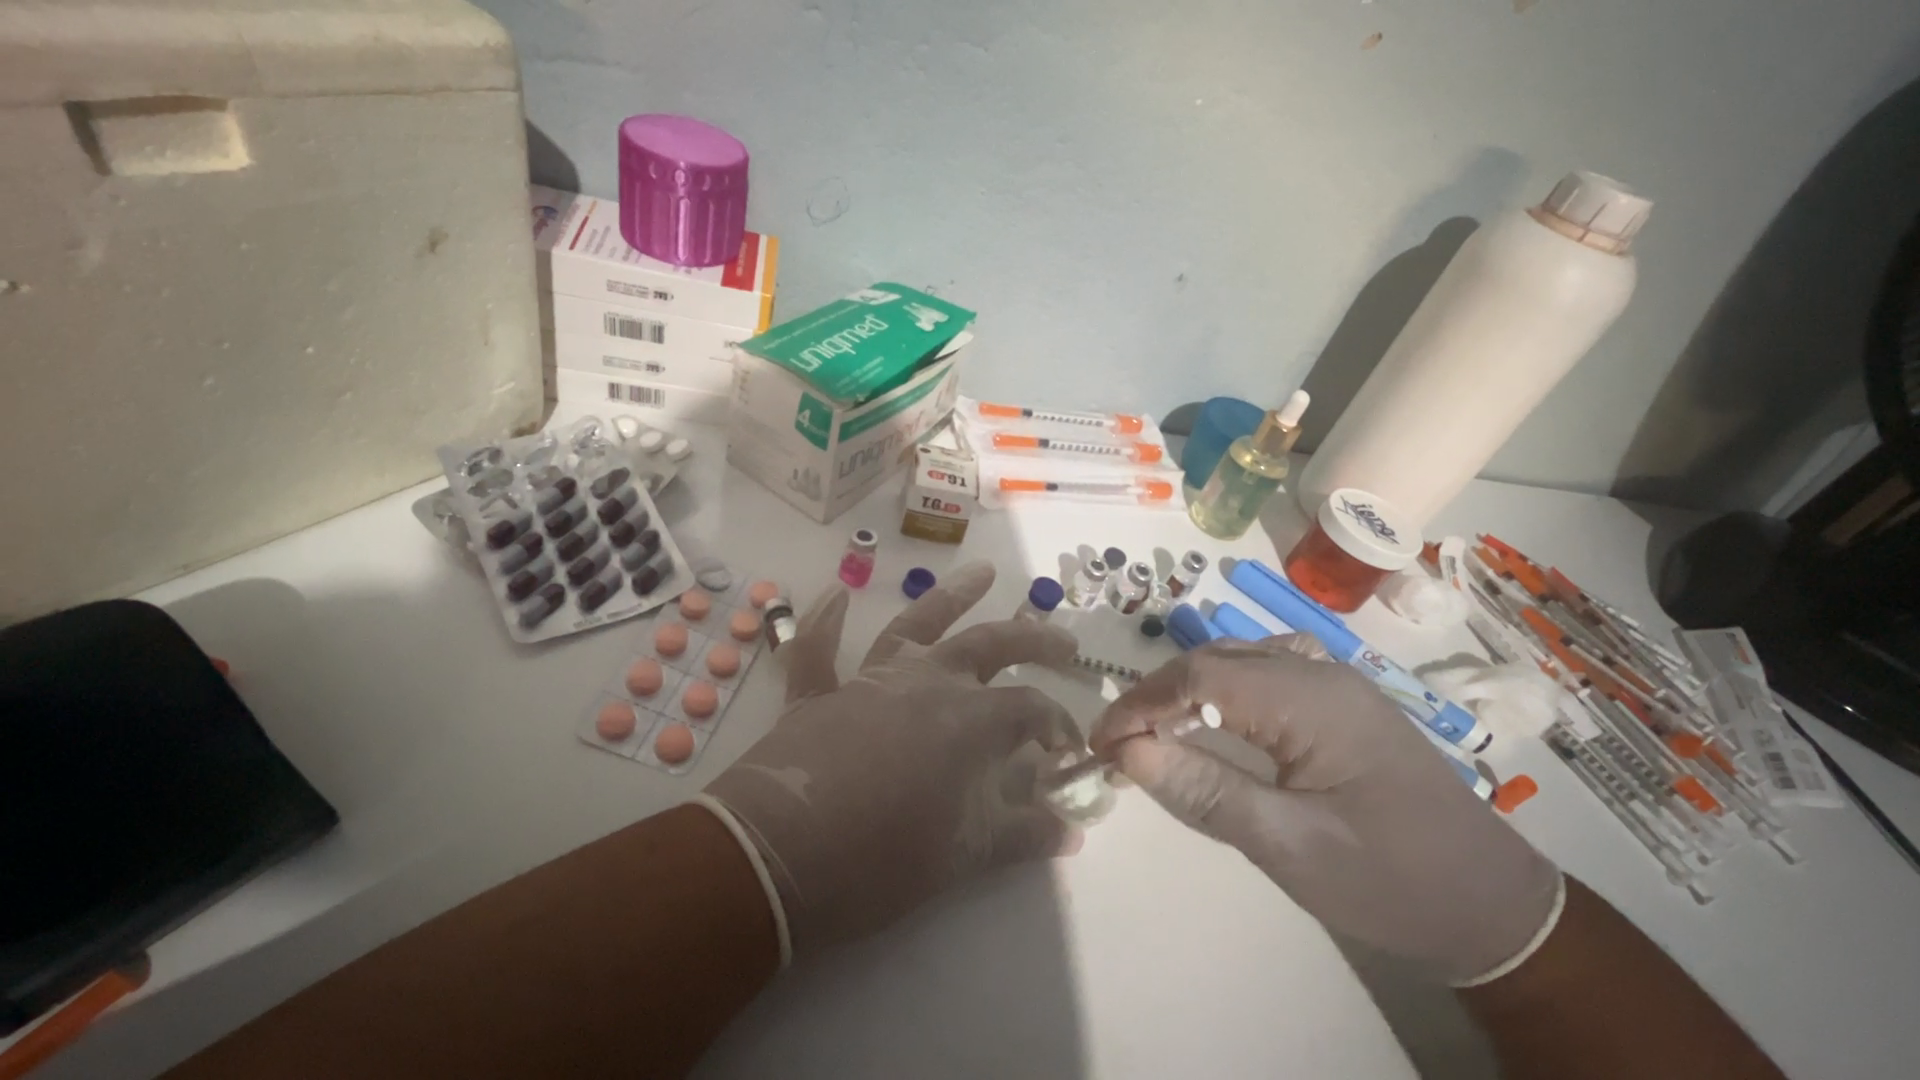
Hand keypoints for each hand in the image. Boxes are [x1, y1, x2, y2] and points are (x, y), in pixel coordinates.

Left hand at [701, 561, 1084, 961]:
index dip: (1058, 728)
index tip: (1070, 757)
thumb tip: (1070, 832)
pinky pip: (818, 651)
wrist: (777, 859)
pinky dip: (824, 622)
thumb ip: (1021, 836)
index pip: (1030, 710)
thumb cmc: (880, 860)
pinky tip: (835, 595)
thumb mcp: (964, 857)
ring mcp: (867, 681)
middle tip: (1064, 642)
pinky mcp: (816, 696)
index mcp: (967, 718)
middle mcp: (924, 683)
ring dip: (950, 596)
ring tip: (981, 572)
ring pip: (916, 624)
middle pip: (989, 646)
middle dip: (1032, 639)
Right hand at [1091, 637, 1561, 983]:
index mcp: (1311, 700)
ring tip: (1154, 734)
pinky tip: (1213, 723)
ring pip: (1241, 661)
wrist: (1493, 907)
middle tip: (1120, 746)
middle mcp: (1324, 675)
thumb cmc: (1390, 881)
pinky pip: (1269, 675)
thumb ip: (1203, 791)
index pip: (1201, 675)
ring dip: (1189, 690)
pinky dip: (1224, 692)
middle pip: (1217, 658)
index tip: (1100, 745)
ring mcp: (1339, 686)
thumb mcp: (1288, 845)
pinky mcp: (1345, 707)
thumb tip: (1124, 750)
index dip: (1140, 704)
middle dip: (1158, 695)